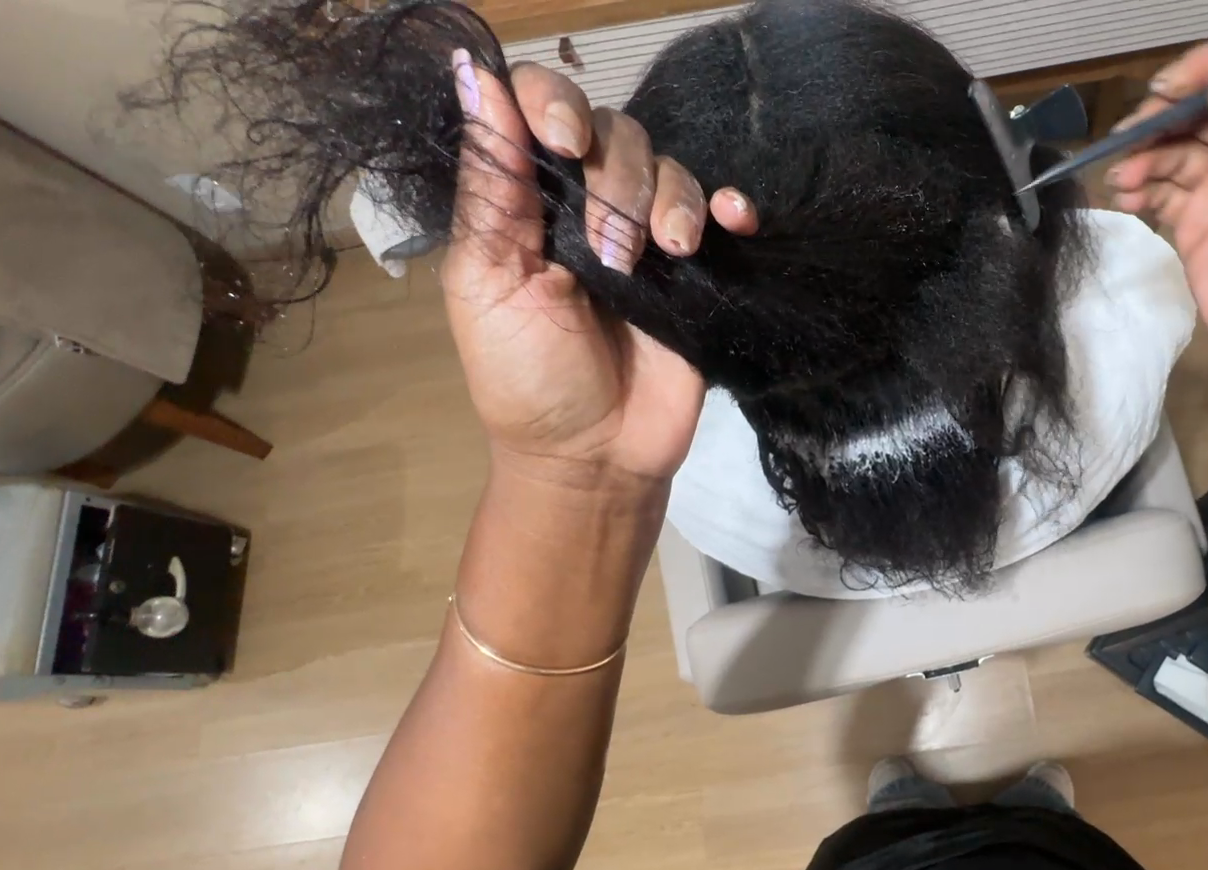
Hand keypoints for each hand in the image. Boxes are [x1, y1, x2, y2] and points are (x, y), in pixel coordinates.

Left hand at [441, 52, 759, 492]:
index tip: (563, 143)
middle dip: (616, 180)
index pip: (542, 109)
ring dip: (672, 200)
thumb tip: (473, 76)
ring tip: (666, 255)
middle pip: (617, 134)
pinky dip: (733, 208)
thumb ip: (491, 189)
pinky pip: (724, 221)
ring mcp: (653, 245)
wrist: (598, 456)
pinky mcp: (702, 279)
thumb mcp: (488, 284)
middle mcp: (592, 210)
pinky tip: (734, 218)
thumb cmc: (528, 380)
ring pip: (673, 172)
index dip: (555, 103)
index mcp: (530, 205)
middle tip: (610, 252)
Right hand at [1107, 30, 1207, 350]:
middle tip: (1126, 140)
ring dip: (1143, 161)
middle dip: (1160, 122)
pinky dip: (1140, 192)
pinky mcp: (1195, 221)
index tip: (1163, 93)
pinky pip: (1161, 193)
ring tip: (1121, 181)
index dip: (1201, 76)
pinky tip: (1125, 199)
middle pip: (1199, 114)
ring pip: (1173, 154)